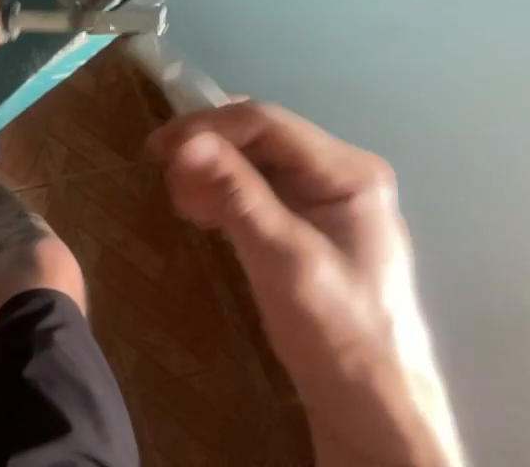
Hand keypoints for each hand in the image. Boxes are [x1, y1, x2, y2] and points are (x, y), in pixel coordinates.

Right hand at [150, 103, 463, 466]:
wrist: (371, 407)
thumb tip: (185, 140)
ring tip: (184, 204)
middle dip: (206, 150)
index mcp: (349, 172)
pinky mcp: (306, 219)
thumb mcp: (281, 258)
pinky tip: (202, 214)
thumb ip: (236, 193)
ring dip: (209, 171)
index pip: (264, 122)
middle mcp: (339, 171)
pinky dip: (220, 192)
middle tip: (166, 177)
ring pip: (249, 157)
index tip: (157, 149)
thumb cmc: (335, 330)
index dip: (206, 127)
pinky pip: (253, 184)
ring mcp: (324, 195)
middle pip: (256, 134)